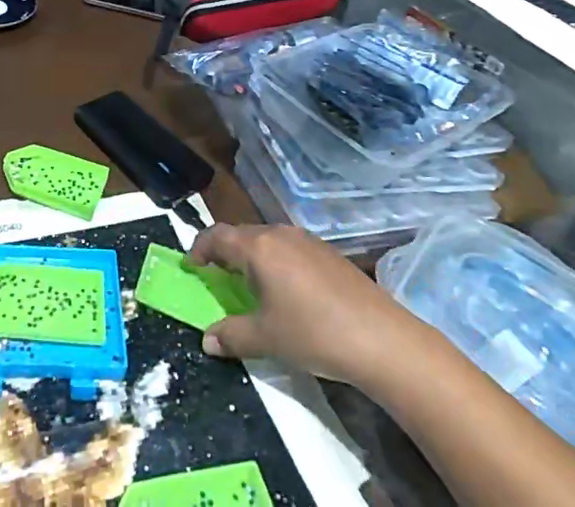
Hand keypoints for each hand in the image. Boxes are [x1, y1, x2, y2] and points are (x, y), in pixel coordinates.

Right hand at [189, 223, 428, 383]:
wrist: (383, 339)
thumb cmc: (314, 334)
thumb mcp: (266, 338)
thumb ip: (231, 335)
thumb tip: (207, 340)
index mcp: (258, 247)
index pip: (216, 236)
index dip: (199, 248)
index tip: (191, 266)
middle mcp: (280, 234)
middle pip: (241, 234)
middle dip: (224, 252)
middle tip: (217, 277)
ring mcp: (308, 240)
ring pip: (267, 240)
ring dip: (252, 256)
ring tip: (250, 284)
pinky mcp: (329, 253)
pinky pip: (290, 248)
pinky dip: (276, 262)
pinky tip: (287, 290)